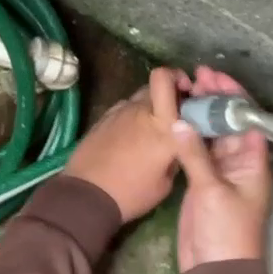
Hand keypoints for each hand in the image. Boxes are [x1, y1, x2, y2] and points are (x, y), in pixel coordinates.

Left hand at [63, 67, 190, 222]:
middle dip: (167, 96)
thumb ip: (175, 153)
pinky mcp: (102, 120)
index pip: (164, 78)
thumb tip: (178, 142)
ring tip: (149, 132)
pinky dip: (131, 118)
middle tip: (171, 116)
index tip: (186, 92)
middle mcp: (139, 110)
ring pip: (138, 99)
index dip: (176, 77)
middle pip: (155, 86)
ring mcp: (118, 113)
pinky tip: (129, 139)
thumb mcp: (165, 182)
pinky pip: (123, 110)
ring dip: (148, 108)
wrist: (86, 196)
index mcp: (162, 124)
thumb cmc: (131, 193)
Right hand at [171, 67, 271, 270]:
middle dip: (214, 98)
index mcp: (253, 162)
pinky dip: (187, 134)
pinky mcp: (201, 182)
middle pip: (228, 122)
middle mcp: (238, 162)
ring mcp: (219, 172)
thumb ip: (195, 155)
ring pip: (210, 134)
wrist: (215, 270)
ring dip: (200, 112)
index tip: (214, 76)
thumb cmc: (225, 231)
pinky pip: (195, 150)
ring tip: (184, 88)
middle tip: (196, 75)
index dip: (232, 96)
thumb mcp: (211, 190)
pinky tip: (174, 117)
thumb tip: (178, 120)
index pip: (246, 119)